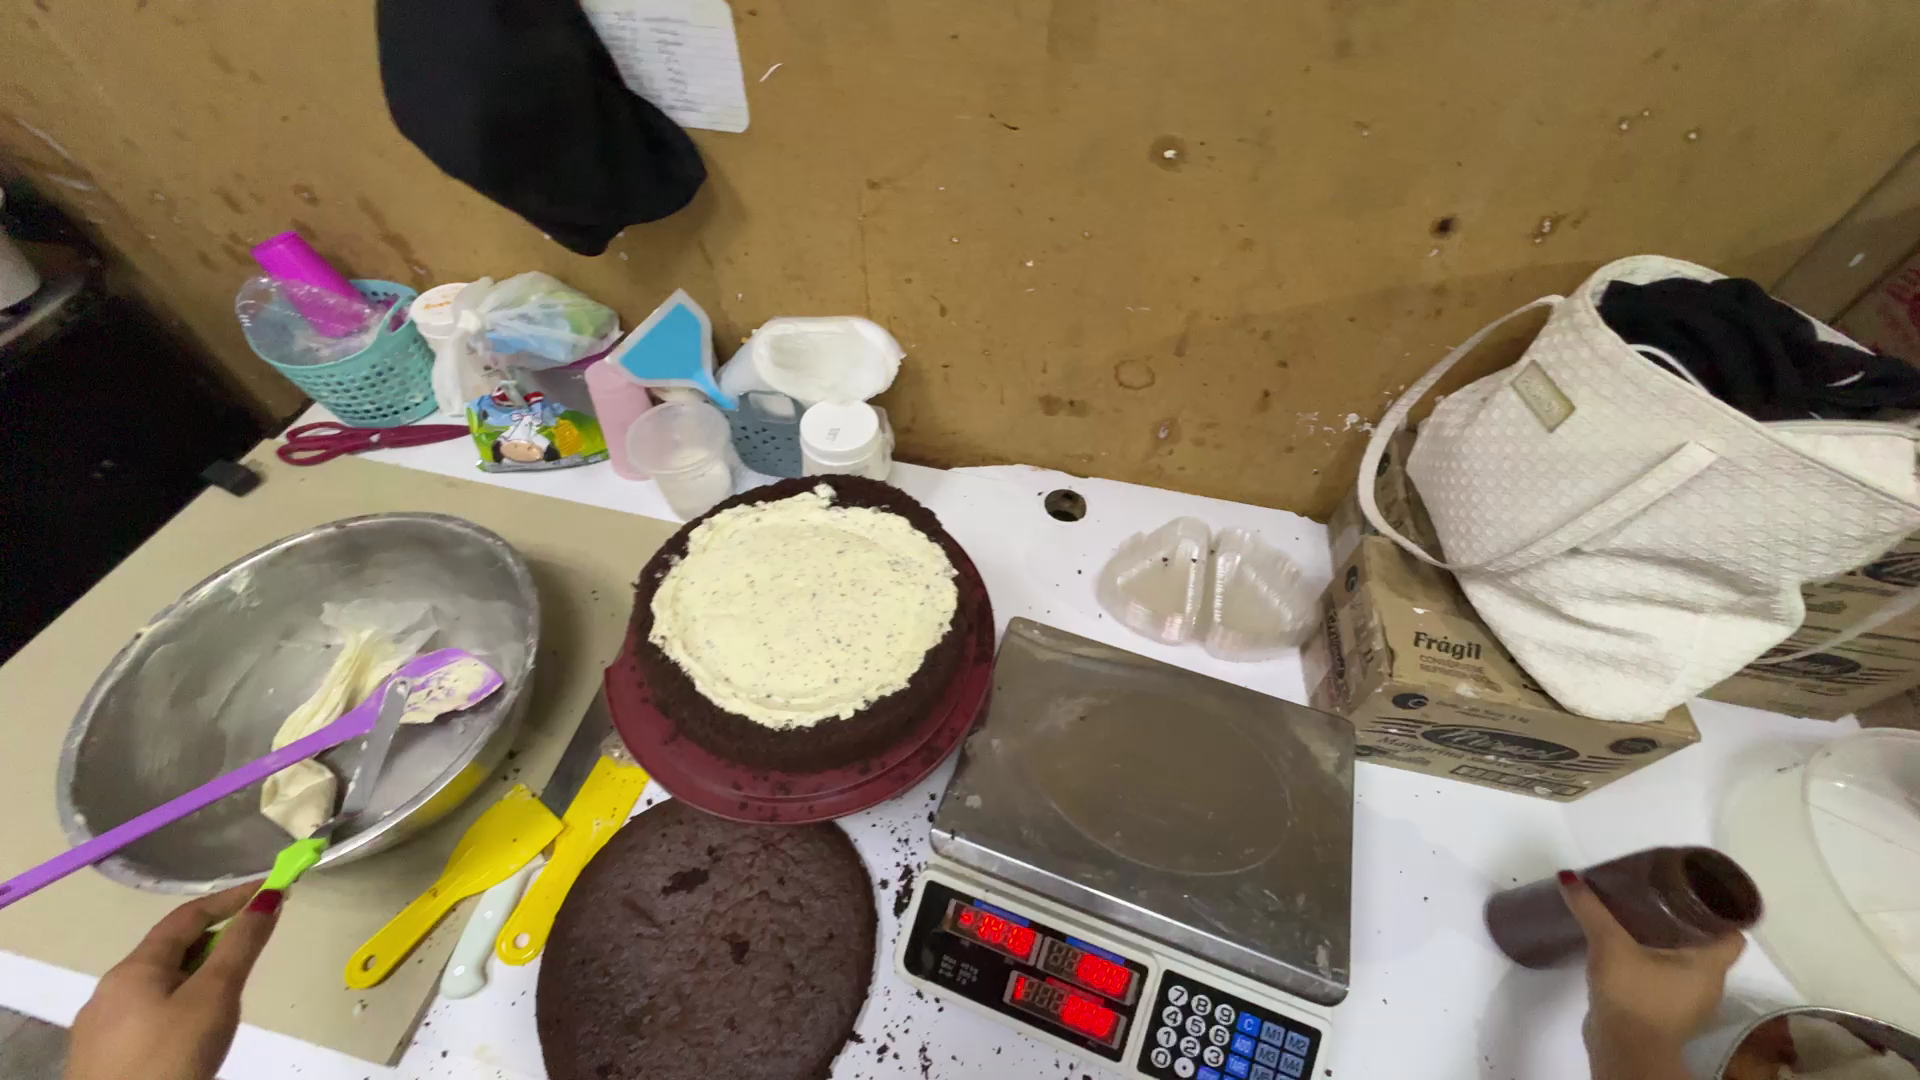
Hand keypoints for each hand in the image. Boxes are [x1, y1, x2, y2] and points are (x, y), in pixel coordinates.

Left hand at [64, 885, 283, 1079]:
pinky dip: (189, 991)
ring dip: (206, 964)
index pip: (188, 915)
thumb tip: (271, 896)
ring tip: (239, 975)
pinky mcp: (109, 1052)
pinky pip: (156, 1004)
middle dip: (222, 932)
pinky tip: (205, 1013)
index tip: (278, 887)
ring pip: (166, 977)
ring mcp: (105, 1024)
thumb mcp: (217, 992)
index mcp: (132, 970)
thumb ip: (243, 941)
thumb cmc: (173, 1051)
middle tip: (263, 932)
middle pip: (175, 946)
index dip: (235, 896)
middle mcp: (111, 990)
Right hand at [1562, 870, 1743, 1079]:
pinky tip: (1621, 945)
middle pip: (1704, 944)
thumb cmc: (1633, 994)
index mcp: (1709, 967)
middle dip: (1682, 918)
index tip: (1692, 888)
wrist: (1625, 1046)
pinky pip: (1663, 972)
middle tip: (1652, 892)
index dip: (1718, 910)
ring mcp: (1685, 999)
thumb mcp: (1609, 944)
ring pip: (1682, 959)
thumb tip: (1569, 876)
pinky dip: (1649, 956)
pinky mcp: (1663, 1007)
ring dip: (1662, 938)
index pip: (1731, 934)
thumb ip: (1590, 910)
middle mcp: (1707, 984)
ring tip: (1631, 914)